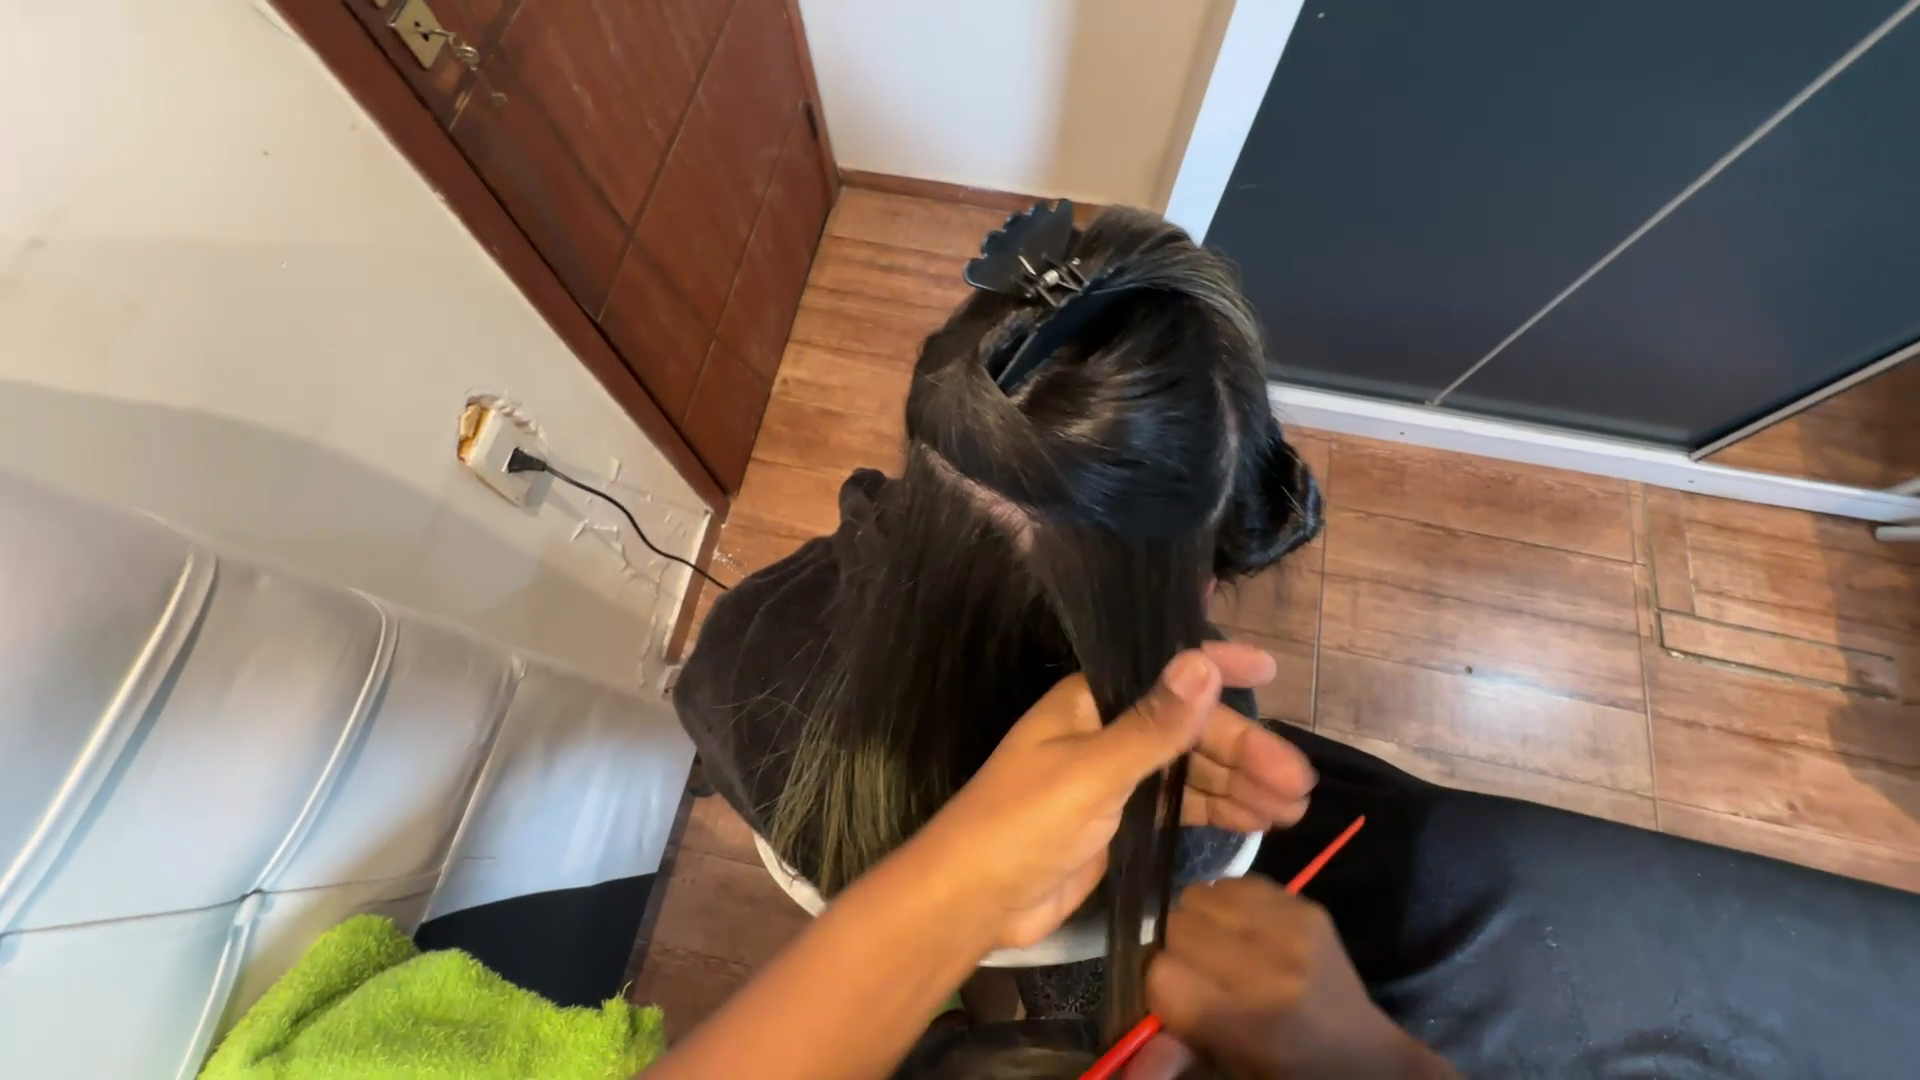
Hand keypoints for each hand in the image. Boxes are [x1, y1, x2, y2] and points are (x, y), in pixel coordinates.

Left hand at [909, 642, 1315, 948]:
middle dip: (1243, 750)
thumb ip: (1152, 725)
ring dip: (1238, 783)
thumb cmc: (1022, 822)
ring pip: (1188, 769)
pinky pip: (1177, 804)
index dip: (1215, 668)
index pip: (1163, 674)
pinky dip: (1215, 809)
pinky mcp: (1118, 819)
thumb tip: (1203, 662)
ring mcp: (1113, 776)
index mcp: (1090, 701)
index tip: (1269, 669)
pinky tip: (1255, 821)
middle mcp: (1105, 729)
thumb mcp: (1092, 772)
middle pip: (1187, 729)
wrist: (975, 898)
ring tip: (1292, 808)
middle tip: (1300, 784)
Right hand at [1134, 877, 1451, 1078]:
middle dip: (1175, 949)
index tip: (1176, 1001)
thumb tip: (1121, 1063)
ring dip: (1198, 921)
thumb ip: (1173, 1054)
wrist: (1365, 1059)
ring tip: (1222, 950)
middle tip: (1200, 975)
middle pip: (1175, 927)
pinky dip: (1227, 904)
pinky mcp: (1303, 904)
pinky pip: (1232, 882)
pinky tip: (1246, 932)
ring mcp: (1290, 929)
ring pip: (1197, 895)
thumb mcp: (1228, 1072)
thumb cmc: (1286, 1073)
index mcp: (1249, 1025)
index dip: (1159, 986)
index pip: (1160, 975)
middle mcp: (1269, 970)